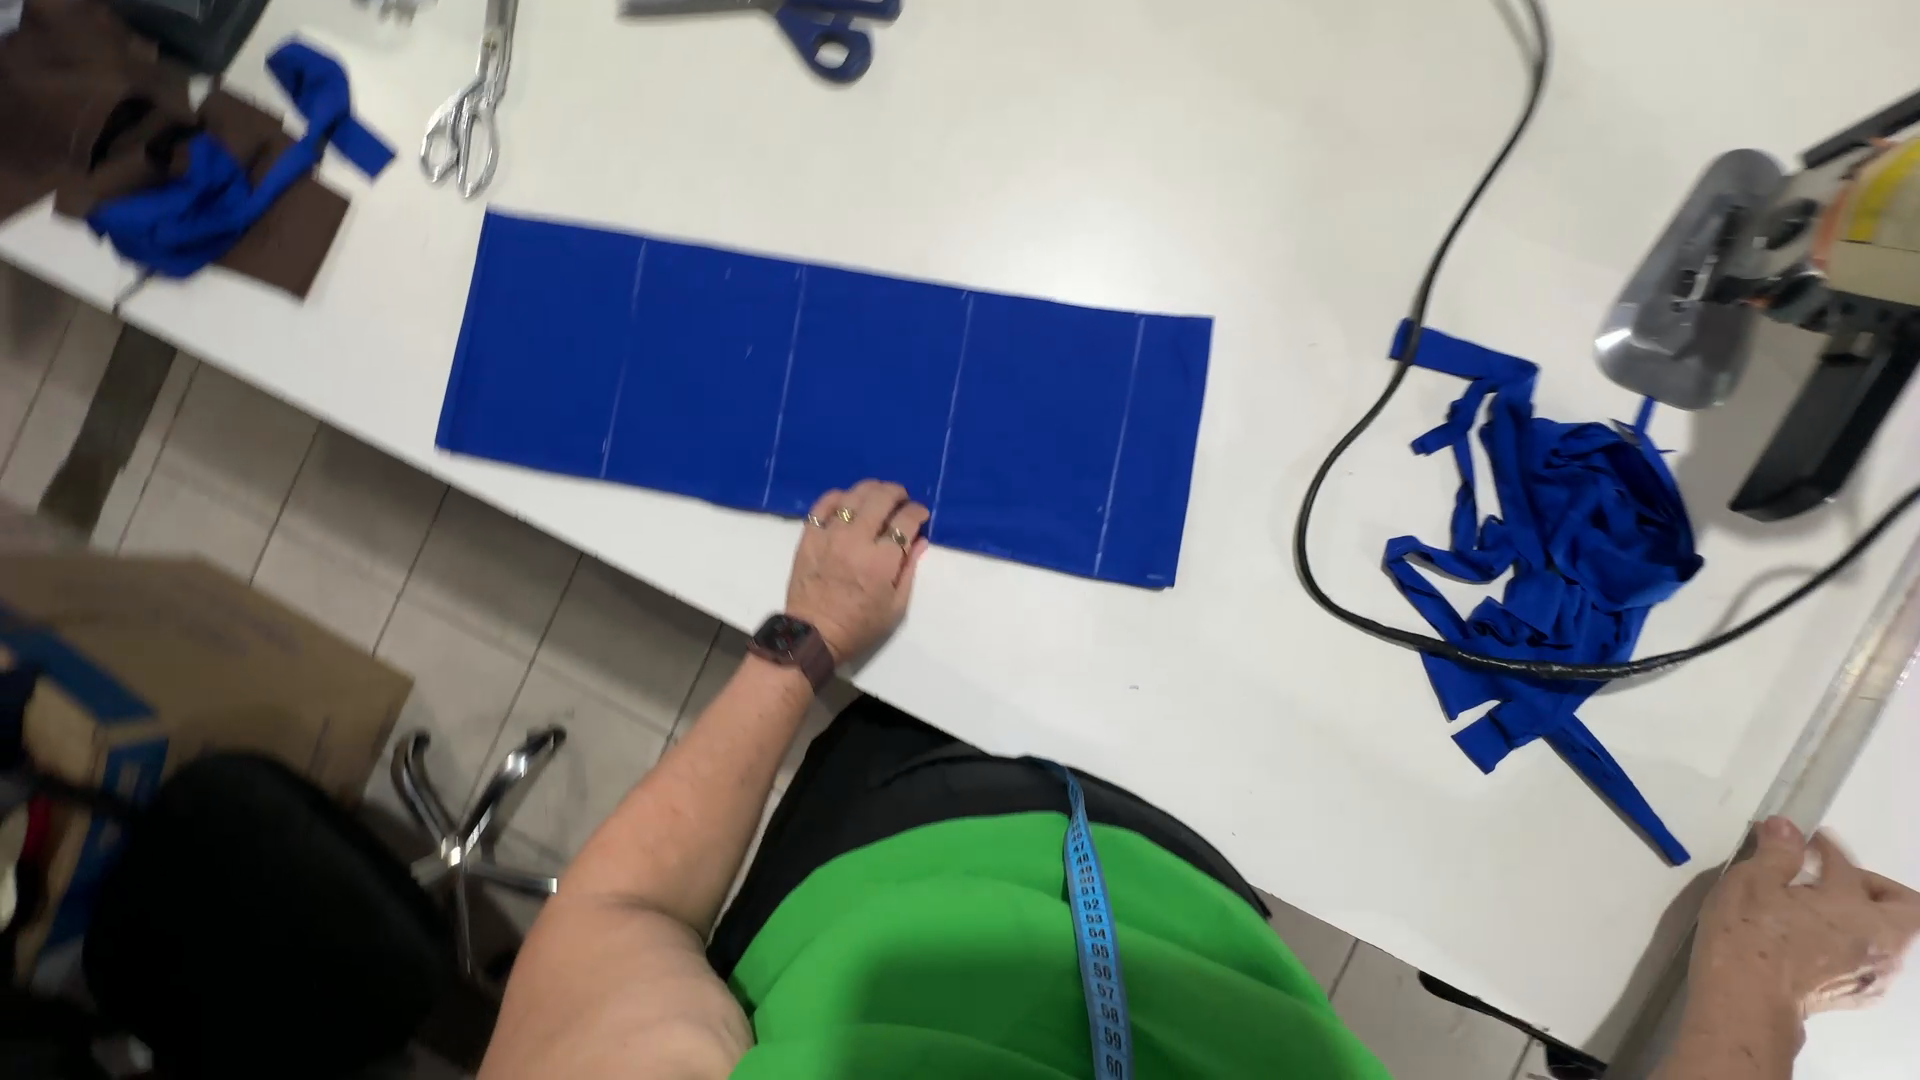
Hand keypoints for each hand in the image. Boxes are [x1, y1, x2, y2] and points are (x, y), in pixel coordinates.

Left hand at [786, 480, 929, 661]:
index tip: (920, 515)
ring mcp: (829, 535)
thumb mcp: (896, 607)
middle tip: (901, 499)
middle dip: (897, 493)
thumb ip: (909, 569)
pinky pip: (823, 504)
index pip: (906, 520)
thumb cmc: (859, 626)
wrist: (813, 634)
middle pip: (881, 498)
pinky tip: (847, 502)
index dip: (918, 512)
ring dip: (871, 490)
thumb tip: (920, 540)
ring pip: (853, 495)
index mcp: (881, 561)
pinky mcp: (809, 536)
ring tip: (878, 496)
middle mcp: (856, 541)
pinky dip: (839, 497)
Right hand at [1691, 816, 1919, 1018]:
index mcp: (1853, 908)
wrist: (1747, 994)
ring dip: (1864, 917)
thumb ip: (1776, 854)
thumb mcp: (1750, 882)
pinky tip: (1816, 943)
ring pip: (1890, 935)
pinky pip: (1873, 960)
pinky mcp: (1866, 992)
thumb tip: (1787, 826)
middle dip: (1875, 886)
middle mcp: (1882, 940)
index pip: (1845, 866)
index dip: (1824, 846)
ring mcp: (1879, 971)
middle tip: (1832, 878)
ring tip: (1817, 912)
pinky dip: (1854, 944)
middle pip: (1906, 906)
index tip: (1805, 838)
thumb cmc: (1745, 931)